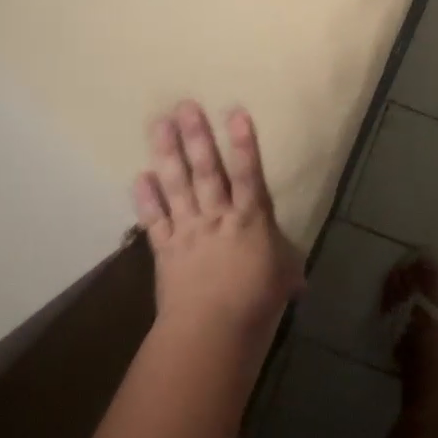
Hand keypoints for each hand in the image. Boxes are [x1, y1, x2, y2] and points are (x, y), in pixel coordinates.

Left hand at [133, 101, 303, 334]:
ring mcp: (188, 231)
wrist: (210, 330)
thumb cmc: (257, 301)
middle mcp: (217, 217)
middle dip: (197, 137)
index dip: (244, 143)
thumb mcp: (284, 276)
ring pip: (178, 186)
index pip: (249, 173)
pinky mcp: (165, 251)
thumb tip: (299, 277)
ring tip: (159, 125)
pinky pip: (154, 221)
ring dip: (168, 154)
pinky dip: (146, 199)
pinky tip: (138, 176)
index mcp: (251, 219)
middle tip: (186, 106)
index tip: (235, 112)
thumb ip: (287, 264)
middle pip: (207, 171)